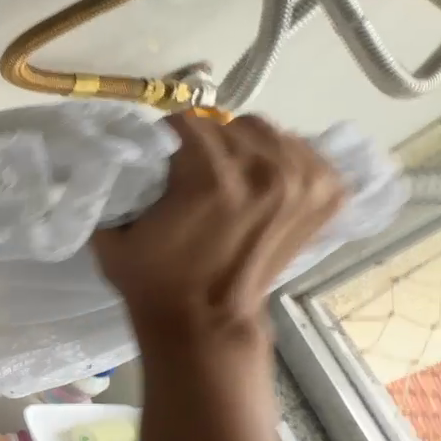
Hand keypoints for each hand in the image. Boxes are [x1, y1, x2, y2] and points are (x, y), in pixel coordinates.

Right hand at [93, 114, 345, 353]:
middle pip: (234, 125)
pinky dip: (281, 159)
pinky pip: (304, 152)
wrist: (204, 317)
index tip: (156, 152)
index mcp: (211, 181)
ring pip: (272, 133)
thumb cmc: (150, 279)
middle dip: (206, 140)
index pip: (190, 123)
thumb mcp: (112, 236)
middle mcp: (267, 172)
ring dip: (244, 147)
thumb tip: (114, 162)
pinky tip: (260, 181)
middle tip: (188, 166)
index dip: (165, 135)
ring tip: (226, 174)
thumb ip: (113, 193)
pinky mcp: (328, 194)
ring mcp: (306, 183)